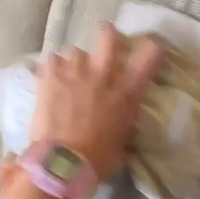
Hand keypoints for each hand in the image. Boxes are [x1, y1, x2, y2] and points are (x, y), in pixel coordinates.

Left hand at [29, 22, 163, 180]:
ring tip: (67, 79)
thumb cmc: (97, 160)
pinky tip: (49, 83)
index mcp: (126, 92)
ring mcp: (75, 71)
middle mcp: (103, 74)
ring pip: (75, 51)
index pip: (150, 54)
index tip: (147, 52)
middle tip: (100, 51)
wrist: (62, 164)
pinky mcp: (50, 75)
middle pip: (107, 34)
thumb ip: (123, 121)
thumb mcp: (123, 142)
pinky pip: (52, 60)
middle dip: (105, 37)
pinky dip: (51, 70)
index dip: (150, 48)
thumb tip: (120, 117)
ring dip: (73, 63)